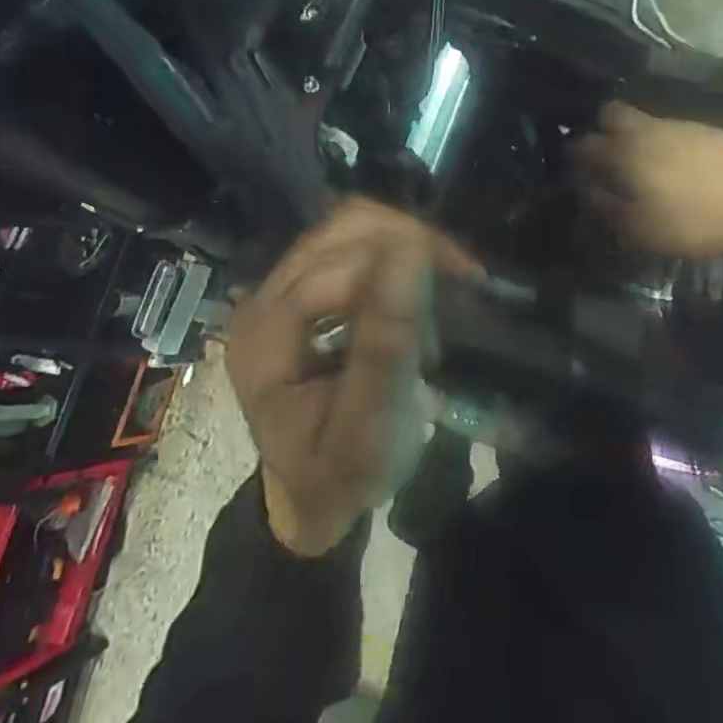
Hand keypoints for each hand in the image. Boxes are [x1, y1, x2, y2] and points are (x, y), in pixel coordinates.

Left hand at [226, 199, 479, 556]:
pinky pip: (353, 246)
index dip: (402, 264)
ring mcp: (280, 292)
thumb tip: (410, 251)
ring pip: (349, 227)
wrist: (314, 495)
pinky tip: (423, 288)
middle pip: (341, 229)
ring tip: (443, 288)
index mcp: (266, 337)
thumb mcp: (367, 430)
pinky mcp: (302, 293)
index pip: (338, 267)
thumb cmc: (340, 475)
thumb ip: (385, 347)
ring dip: (406, 245)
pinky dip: (396, 254)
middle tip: (459, 283)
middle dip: (410, 244)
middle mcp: (263, 301)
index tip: (460, 290)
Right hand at [576, 102, 722, 257]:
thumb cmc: (702, 218)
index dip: (575, 162)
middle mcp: (643, 129)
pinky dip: (653, 137)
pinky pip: (662, 124)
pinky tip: (665, 162)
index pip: (582, 146)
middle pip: (608, 115)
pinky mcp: (700, 126)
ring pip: (637, 118)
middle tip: (604, 162)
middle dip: (599, 133)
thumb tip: (590, 192)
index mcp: (623, 153)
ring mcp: (673, 123)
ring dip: (627, 134)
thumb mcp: (648, 230)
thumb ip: (611, 210)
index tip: (579, 179)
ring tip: (635, 166)